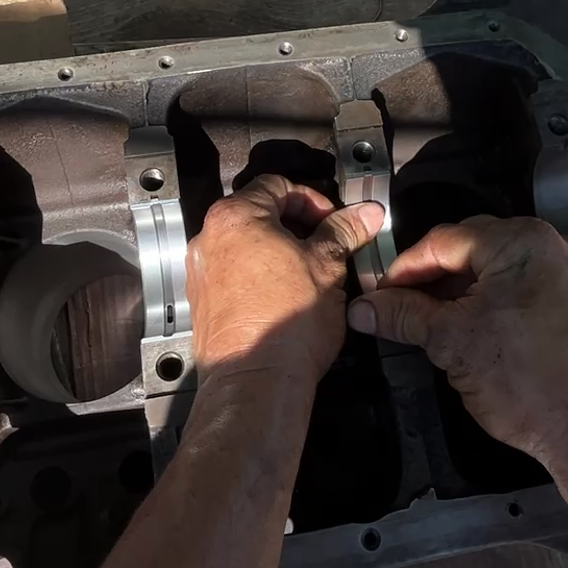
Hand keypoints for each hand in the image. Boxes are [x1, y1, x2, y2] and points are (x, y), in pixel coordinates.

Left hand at [186, 174, 385, 384]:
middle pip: (259, 213)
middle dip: (297, 226)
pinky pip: (234, 274)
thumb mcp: (328, 266)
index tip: (333, 222)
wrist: (255, 383)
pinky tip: (285, 298)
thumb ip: (345, 231)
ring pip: (247, 245)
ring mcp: (202, 271)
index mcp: (236, 216)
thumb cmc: (285, 325)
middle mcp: (210, 238)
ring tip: (309, 274)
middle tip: (326, 246)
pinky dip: (259, 276)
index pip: (278, 185)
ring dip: (279, 251)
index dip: (313, 200)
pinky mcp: (203, 302)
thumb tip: (364, 214)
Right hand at [346, 216, 567, 465]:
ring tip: (429, 326)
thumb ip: (404, 315)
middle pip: (468, 250)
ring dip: (457, 294)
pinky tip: (467, 333)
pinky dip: (487, 304)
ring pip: (493, 271)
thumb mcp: (452, 343)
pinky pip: (518, 288)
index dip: (405, 268)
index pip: (443, 240)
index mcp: (520, 240)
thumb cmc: (530, 383)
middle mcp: (547, 245)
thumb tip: (362, 308)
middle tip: (398, 309)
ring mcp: (566, 273)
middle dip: (430, 280)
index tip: (378, 295)